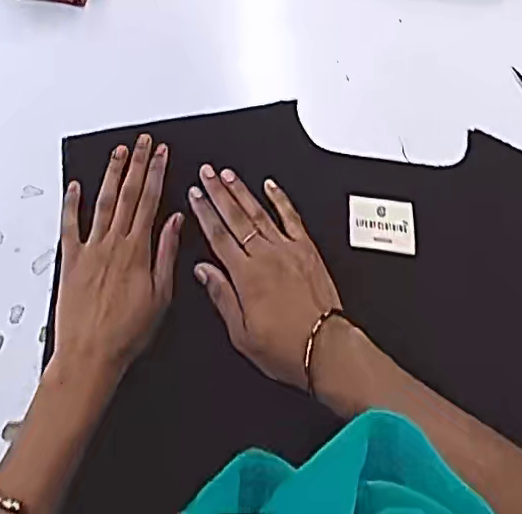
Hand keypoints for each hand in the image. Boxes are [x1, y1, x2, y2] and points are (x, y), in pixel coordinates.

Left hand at [51, 135, 182, 381]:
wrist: (89, 357)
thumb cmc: (126, 333)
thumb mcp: (161, 296)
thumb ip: (167, 253)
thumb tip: (174, 221)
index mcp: (137, 251)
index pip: (150, 200)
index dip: (156, 173)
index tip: (161, 154)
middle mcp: (113, 244)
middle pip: (128, 193)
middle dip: (137, 163)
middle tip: (143, 142)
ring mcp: (90, 249)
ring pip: (103, 202)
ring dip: (112, 174)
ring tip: (119, 153)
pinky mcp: (70, 260)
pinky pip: (69, 225)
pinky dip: (72, 204)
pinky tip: (75, 186)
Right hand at [188, 167, 342, 389]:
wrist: (326, 349)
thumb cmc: (286, 348)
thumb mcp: (242, 334)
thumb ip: (221, 296)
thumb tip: (203, 271)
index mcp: (246, 276)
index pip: (218, 235)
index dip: (204, 212)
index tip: (194, 195)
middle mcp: (265, 256)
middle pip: (235, 217)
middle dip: (217, 192)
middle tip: (206, 173)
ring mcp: (287, 249)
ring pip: (259, 212)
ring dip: (241, 190)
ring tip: (227, 174)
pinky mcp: (307, 249)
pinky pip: (291, 217)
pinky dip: (280, 198)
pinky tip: (270, 185)